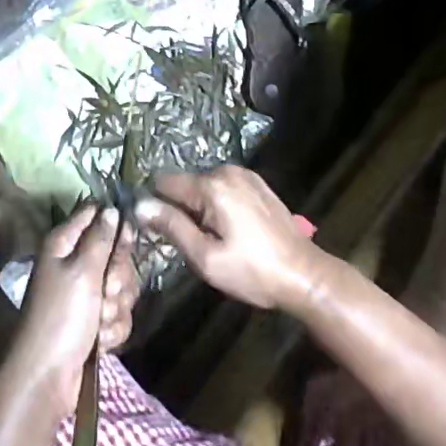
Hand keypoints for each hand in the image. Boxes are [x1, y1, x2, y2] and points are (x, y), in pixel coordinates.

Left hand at [13, 204, 136, 404]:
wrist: (47, 377)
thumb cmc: (61, 316)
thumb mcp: (82, 271)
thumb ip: (100, 238)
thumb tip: (112, 208)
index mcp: (64, 242)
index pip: (96, 213)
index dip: (115, 223)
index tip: (125, 240)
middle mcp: (74, 262)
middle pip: (115, 252)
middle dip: (118, 276)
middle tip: (106, 291)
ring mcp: (84, 293)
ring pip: (121, 286)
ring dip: (115, 307)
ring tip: (99, 322)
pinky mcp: (93, 320)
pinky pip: (117, 314)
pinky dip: (112, 329)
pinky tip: (99, 340)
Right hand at [139, 166, 322, 310]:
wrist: (305, 275)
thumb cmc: (252, 272)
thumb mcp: (206, 258)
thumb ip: (172, 227)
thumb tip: (140, 205)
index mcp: (211, 186)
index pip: (164, 182)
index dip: (156, 205)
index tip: (161, 230)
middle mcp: (226, 170)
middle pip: (185, 184)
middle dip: (183, 209)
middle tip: (197, 243)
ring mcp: (244, 174)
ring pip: (204, 186)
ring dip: (202, 207)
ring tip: (218, 239)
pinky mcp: (257, 182)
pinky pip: (224, 187)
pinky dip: (220, 204)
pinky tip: (234, 230)